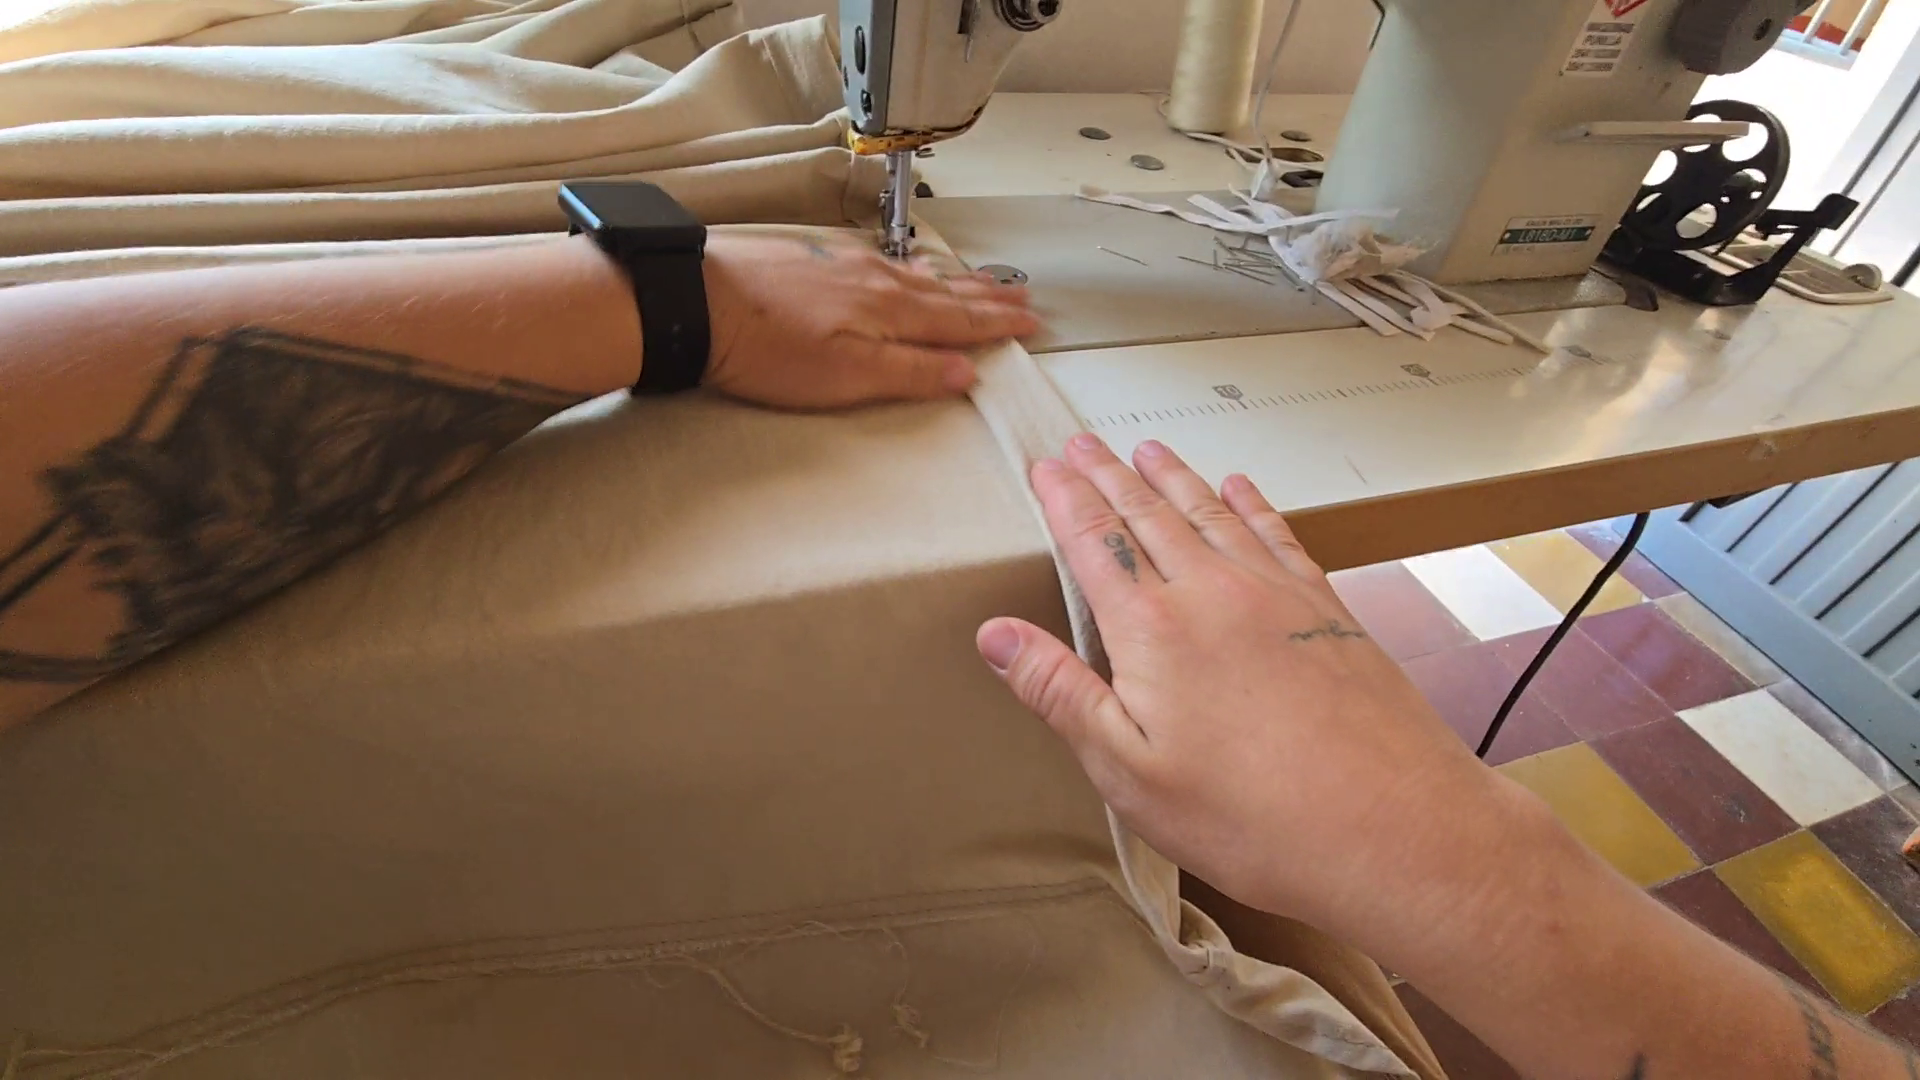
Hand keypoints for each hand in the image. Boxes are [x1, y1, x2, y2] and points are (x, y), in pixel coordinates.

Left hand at [699, 231, 1038, 408]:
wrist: (701, 301)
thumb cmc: (771, 350)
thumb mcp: (847, 376)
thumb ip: (909, 371)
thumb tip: (966, 371)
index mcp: (890, 313)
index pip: (958, 322)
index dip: (996, 325)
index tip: (1031, 323)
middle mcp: (877, 282)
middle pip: (946, 293)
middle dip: (988, 299)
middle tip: (1023, 296)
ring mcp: (846, 265)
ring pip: (917, 274)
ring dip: (956, 281)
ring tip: (983, 281)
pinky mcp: (817, 259)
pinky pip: (885, 262)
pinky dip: (913, 267)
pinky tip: (911, 266)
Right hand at [973, 435, 1519, 936]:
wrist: (1395, 831)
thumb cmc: (1251, 814)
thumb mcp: (1127, 770)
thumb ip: (1058, 690)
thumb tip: (995, 634)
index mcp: (1153, 628)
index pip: (1094, 540)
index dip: (1064, 498)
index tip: (1046, 467)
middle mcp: (1210, 591)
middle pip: (1146, 512)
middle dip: (1107, 473)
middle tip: (1083, 442)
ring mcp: (1273, 593)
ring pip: (1208, 511)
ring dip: (1171, 475)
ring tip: (1146, 447)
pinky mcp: (1323, 608)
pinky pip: (1276, 533)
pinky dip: (1250, 503)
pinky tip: (1240, 485)